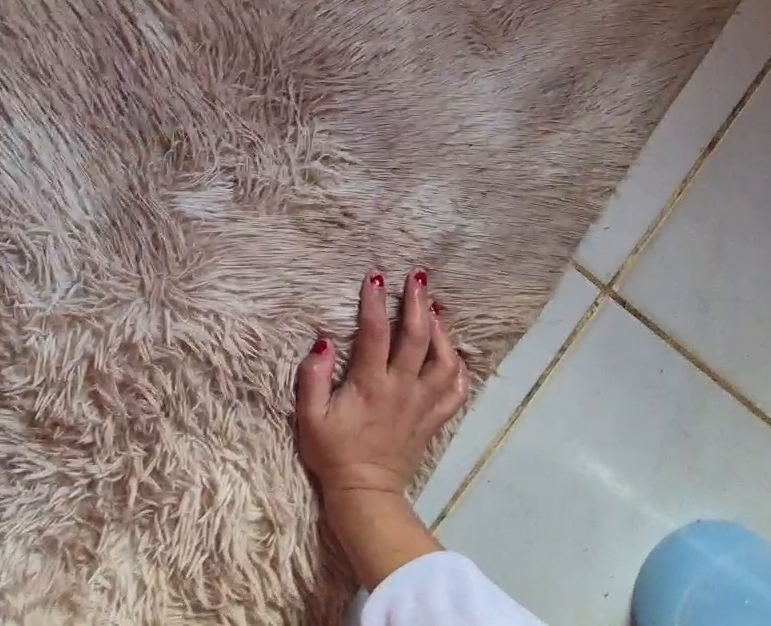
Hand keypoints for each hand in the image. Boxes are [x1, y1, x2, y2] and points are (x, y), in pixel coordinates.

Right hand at [297, 269, 470, 588]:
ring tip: (436, 307)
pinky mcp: (434, 420)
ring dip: (442, 331)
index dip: (375, 302)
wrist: (365, 494)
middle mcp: (402, 389)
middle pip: (417, 338)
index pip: (375, 333)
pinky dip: (460, 368)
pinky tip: (455, 352)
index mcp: (370, 385)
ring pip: (444, 361)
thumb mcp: (310, 416)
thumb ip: (313, 377)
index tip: (375, 276)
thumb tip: (323, 341)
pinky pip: (457, 391)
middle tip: (418, 277)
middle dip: (418, 304)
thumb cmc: (332, 452)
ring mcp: (422, 404)